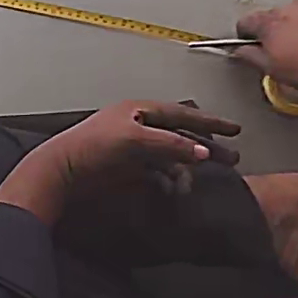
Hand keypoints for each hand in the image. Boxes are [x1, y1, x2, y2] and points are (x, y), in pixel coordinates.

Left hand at [0, 101, 240, 223]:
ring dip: (185, 167)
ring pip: (169, 155)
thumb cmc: (93, 146)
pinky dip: (168, 178)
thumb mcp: (134, 139)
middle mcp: (137, 125)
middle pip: (179, 134)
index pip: (181, 113)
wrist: (63, 170)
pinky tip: (176, 188)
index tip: (234, 130)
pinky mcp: (126, 167)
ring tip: (198, 182)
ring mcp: (132, 147)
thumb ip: (171, 144)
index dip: (209, 122)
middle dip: (204, 146)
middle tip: (231, 158)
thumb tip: (204, 152)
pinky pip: (156, 171)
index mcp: (138, 110)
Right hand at [234, 0, 297, 96]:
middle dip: (276, 32)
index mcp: (271, 22)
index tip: (251, 46)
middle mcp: (293, 8)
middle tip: (284, 53)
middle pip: (274, 16)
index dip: (246, 37)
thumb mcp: (275, 72)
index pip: (246, 22)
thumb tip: (243, 52)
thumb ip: (252, 58)